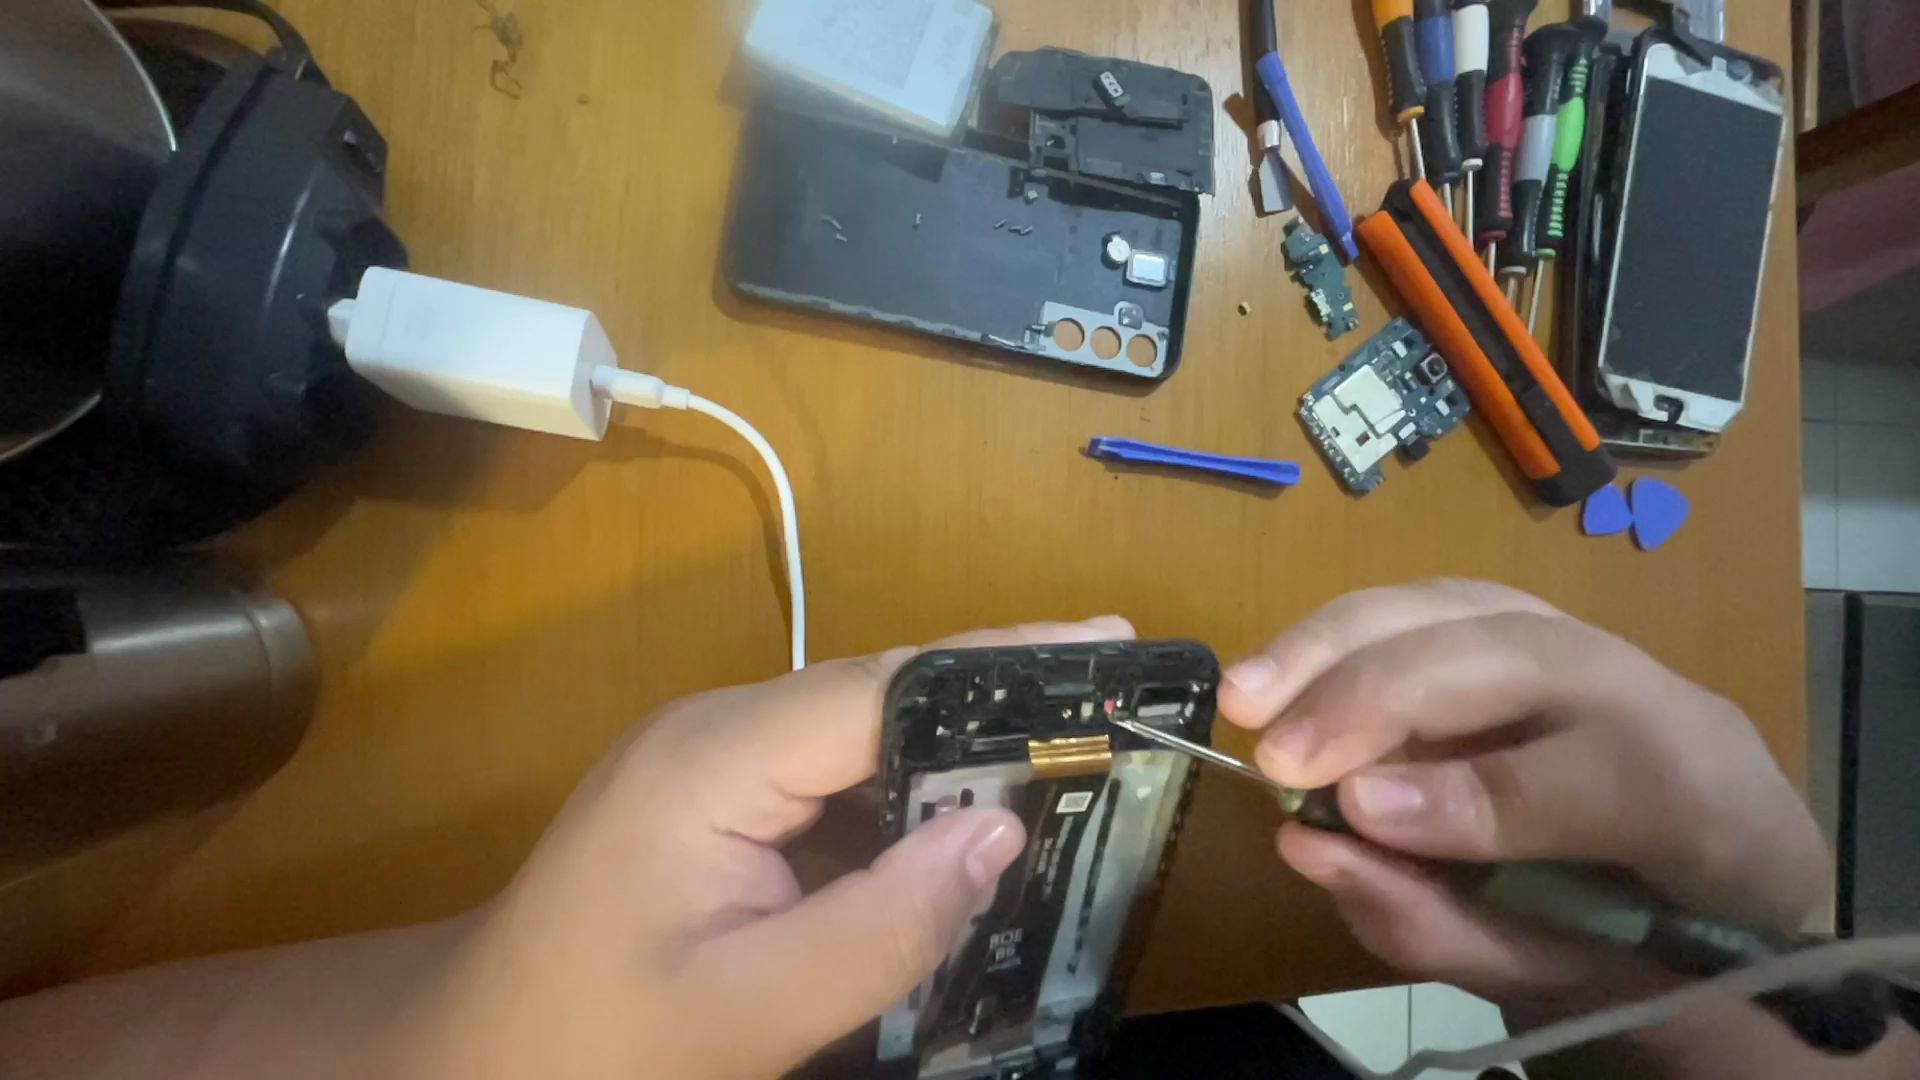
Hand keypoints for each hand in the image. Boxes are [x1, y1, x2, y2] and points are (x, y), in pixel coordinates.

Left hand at [415, 617, 1134, 1079]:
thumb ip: (881, 927)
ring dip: (966, 732)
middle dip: (999, 682)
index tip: (1099, 646)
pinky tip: (980, 798)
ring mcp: (731, 750)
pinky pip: (849, 764)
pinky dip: (922, 778)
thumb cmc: (589, 1045)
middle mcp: (729, 723)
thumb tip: (1001, 833)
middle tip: (1107, 677)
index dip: (997, 666)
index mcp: (718, 755)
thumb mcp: (743, 1014)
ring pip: (875, 720)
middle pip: (886, 686)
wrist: (467, 1055)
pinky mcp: (739, 785)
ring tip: (1070, 730)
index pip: (881, 687)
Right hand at [1217, 580, 1827, 1000]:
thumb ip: (1433, 922)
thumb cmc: (1602, 928)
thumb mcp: (1539, 967)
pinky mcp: (1478, 615)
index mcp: (1704, 801)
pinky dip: (1323, 637)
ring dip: (1323, 646)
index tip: (1353, 810)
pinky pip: (1397, 607)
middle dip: (1375, 697)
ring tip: (1242, 696)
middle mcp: (1634, 688)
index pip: (1606, 780)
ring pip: (1434, 607)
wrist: (1663, 853)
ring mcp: (1549, 633)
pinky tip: (1273, 675)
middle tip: (1273, 755)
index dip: (1478, 796)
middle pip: (1500, 654)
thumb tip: (1304, 846)